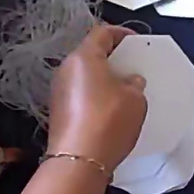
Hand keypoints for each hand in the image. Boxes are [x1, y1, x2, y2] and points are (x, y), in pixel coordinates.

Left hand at [48, 26, 147, 172]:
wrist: (79, 161)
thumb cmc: (107, 122)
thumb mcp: (134, 99)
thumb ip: (134, 83)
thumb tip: (131, 81)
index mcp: (83, 57)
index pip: (102, 32)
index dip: (121, 33)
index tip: (135, 41)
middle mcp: (66, 70)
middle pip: (90, 54)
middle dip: (112, 59)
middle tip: (132, 67)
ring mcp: (59, 91)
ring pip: (84, 76)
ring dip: (103, 79)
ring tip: (124, 91)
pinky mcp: (58, 111)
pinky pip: (80, 94)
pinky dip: (95, 96)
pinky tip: (110, 109)